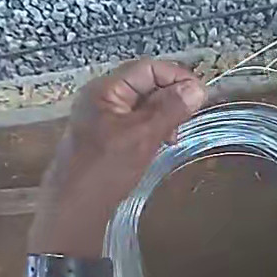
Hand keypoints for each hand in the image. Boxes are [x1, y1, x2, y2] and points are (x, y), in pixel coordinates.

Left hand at [30, 59, 205, 255]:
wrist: (75, 209)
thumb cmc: (104, 171)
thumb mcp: (142, 137)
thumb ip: (169, 110)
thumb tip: (196, 89)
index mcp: (105, 90)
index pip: (148, 68)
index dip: (176, 77)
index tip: (201, 94)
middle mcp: (103, 98)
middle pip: (146, 84)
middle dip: (172, 96)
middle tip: (191, 115)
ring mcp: (105, 118)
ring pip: (145, 105)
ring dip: (166, 114)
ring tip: (176, 134)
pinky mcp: (109, 137)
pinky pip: (138, 122)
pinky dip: (155, 128)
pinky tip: (164, 143)